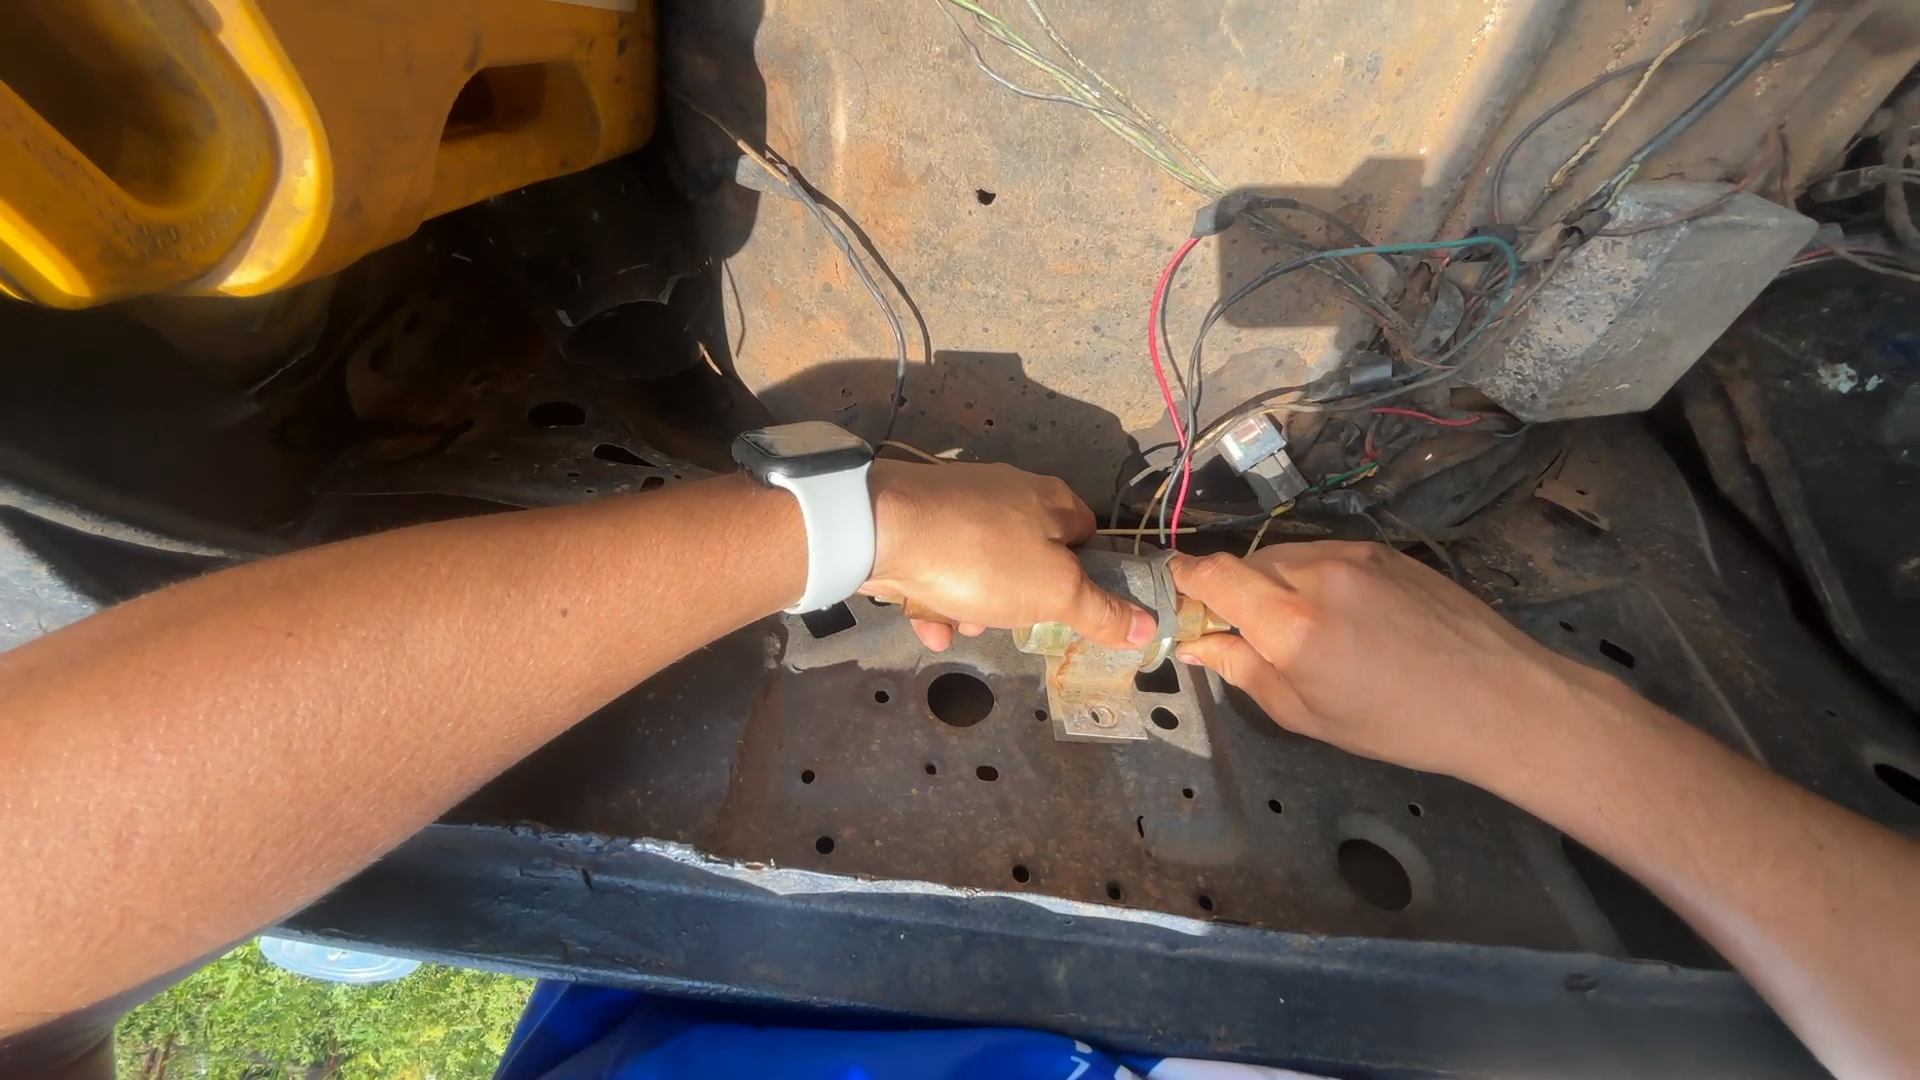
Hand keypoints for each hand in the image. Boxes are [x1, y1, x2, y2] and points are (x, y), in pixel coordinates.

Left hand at [865, 460, 1155, 651]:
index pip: (1086, 536)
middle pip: (1030, 556)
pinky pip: (940, 565)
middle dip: (1018, 599)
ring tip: (958, 621)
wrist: (884, 528)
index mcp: (1051, 500)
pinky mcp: (919, 518)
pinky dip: (937, 596)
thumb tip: (1149, 625)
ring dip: (974, 603)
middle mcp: (1008, 492)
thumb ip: (1100, 611)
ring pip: (982, 566)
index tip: (1070, 608)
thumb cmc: (984, 558)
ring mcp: (960, 503)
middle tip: (1006, 620)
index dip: (1084, 576)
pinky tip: (927, 621)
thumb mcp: (1054, 592)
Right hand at [1170, 542, 1608, 782]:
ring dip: (1268, 584)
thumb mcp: (1302, 713)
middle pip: (1240, 564)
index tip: (1177, 600)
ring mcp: (1350, 554)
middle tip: (1243, 631)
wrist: (1501, 699)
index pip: (1209, 574)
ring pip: (1278, 557)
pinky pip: (1317, 554)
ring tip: (1298, 626)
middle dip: (1228, 592)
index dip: (1182, 581)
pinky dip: (1306, 577)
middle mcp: (1314, 574)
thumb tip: (1191, 643)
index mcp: (1290, 624)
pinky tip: (1337, 612)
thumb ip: (1238, 669)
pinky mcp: (1379, 548)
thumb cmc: (1395, 723)